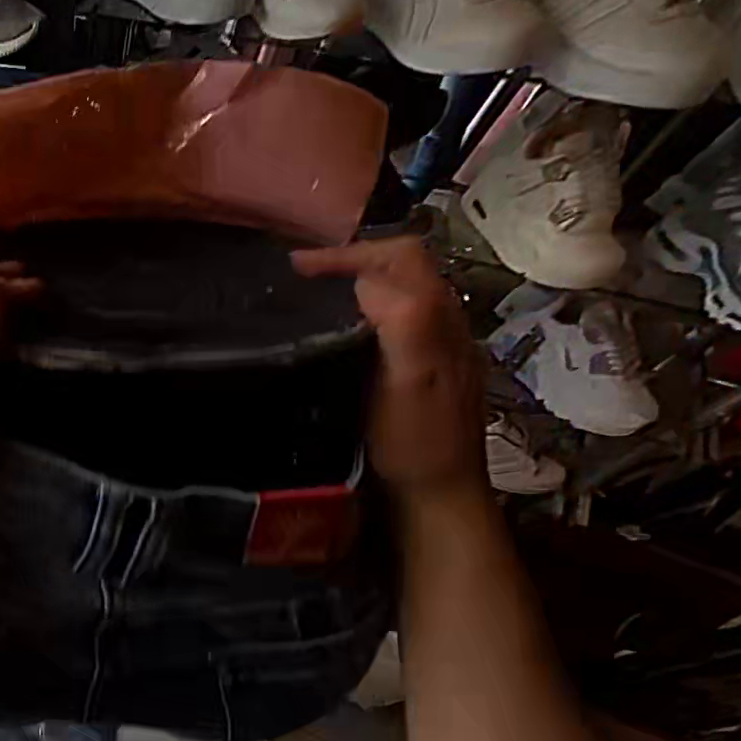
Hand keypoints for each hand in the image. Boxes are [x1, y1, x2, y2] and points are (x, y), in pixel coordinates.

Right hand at [293, 238, 487, 508]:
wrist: (438, 488)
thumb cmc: (417, 441)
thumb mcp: (412, 382)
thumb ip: (403, 325)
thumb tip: (367, 282)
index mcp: (437, 319)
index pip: (398, 258)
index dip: (350, 253)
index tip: (298, 267)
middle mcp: (441, 322)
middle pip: (402, 266)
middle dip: (352, 259)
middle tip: (302, 276)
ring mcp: (433, 344)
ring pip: (399, 289)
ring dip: (357, 280)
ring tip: (315, 294)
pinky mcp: (421, 365)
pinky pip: (394, 316)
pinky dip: (363, 307)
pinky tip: (340, 328)